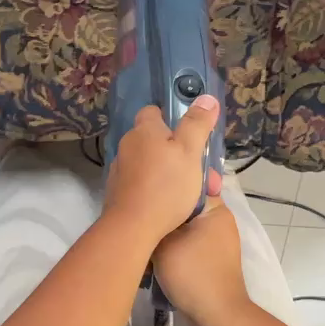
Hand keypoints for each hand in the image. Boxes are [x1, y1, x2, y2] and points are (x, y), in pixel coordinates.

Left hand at [101, 96, 220, 249]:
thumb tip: (206, 98)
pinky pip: (142, 183)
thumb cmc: (166, 185)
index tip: (190, 135)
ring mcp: (120, 170)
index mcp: (144, 130)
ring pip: (151, 164)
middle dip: (179, 153)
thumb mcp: (190, 151)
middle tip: (202, 174)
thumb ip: (197, 124)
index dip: (172, 119)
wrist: (132, 227)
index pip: (154, 111)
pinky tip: (170, 205)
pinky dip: (156, 189)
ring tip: (193, 194)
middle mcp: (128, 145)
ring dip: (170, 173)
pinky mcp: (118, 192)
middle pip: (155, 141)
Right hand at [152, 197, 250, 323]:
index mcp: (216, 209)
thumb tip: (145, 211)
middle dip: (162, 214)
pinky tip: (154, 253)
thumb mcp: (165, 244)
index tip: (141, 191)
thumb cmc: (193, 274)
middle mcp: (220, 220)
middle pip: (184, 208)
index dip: (164, 187)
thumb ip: (154, 222)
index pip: (187, 185)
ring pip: (184, 227)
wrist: (217, 315)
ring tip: (142, 235)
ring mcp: (218, 240)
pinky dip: (173, 247)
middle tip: (136, 215)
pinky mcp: (212, 258)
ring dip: (166, 233)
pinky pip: (188, 243)